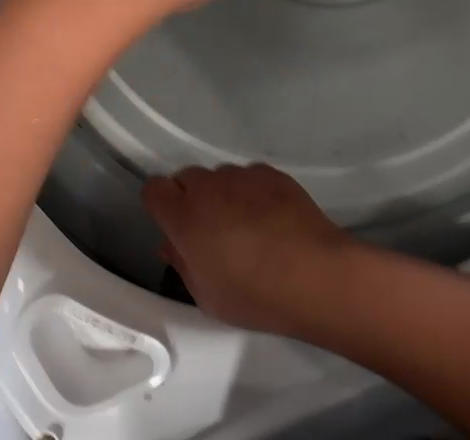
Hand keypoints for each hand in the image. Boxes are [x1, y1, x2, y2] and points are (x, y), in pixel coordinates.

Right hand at [142, 164, 355, 337]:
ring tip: (244, 225)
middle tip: (209, 232)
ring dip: (222, 194)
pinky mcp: (274, 174)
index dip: (160, 205)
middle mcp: (211, 187)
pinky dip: (251, 191)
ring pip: (220, 176)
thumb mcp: (206, 295)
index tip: (173, 225)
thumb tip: (172, 244)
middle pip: (187, 178)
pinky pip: (250, 176)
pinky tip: (270, 218)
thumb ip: (182, 263)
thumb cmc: (254, 294)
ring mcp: (244, 176)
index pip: (154, 189)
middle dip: (190, 199)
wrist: (315, 274)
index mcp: (186, 217)